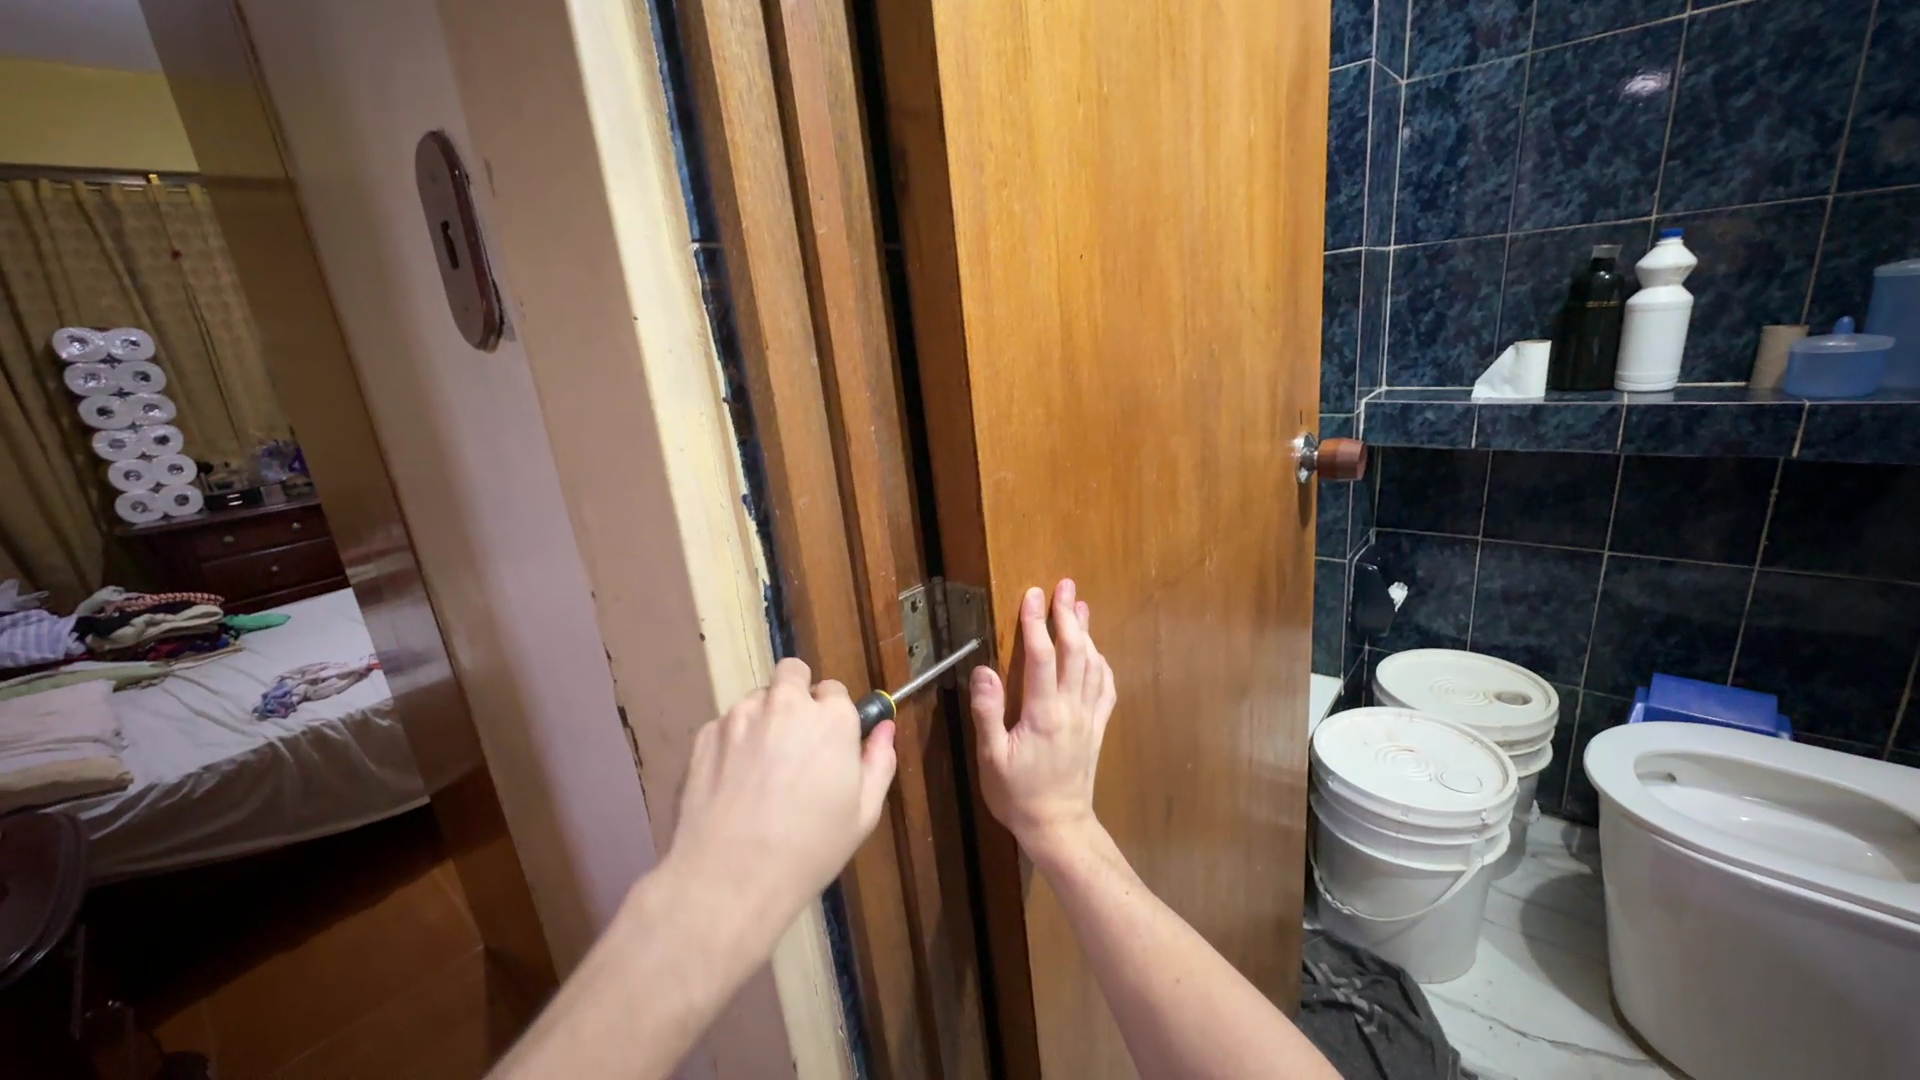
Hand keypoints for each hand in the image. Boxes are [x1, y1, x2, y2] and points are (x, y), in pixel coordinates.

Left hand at [667, 658, 897, 922]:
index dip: (833, 714)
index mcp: (831, 719)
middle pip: (793, 673)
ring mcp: (740, 716)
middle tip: (795, 739)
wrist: (729, 879)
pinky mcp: (705, 734)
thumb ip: (879, 761)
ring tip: (761, 769)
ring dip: (764, 718)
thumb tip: (884, 728)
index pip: (835, 690)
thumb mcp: (863, 814)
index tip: (829, 742)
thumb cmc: (809, 850)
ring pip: (758, 699)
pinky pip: (726, 726)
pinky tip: (733, 784)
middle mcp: (785, 704)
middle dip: (797, 693)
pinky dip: (733, 743)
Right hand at [968, 579, 1116, 857]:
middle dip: (1068, 615)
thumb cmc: (1018, 795)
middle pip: (1075, 651)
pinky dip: (1102, 663)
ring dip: (1087, 632)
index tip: (1033, 594)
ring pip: (1093, 664)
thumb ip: (988, 713)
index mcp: (1043, 713)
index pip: (1042, 656)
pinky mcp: (1097, 728)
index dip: (1037, 622)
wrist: (1059, 827)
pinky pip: (1106, 687)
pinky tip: (1097, 652)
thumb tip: (983, 671)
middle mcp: (1071, 709)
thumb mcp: (991, 759)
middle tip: (1064, 586)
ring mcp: (1088, 717)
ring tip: (1080, 606)